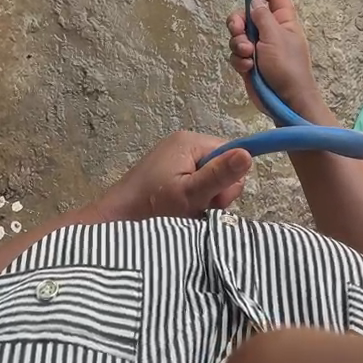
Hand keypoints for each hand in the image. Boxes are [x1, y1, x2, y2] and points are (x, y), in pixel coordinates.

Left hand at [96, 131, 251, 220]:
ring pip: (211, 181)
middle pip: (223, 167)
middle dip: (216, 193)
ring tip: (185, 212)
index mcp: (189, 141)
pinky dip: (193, 202)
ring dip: (205, 201)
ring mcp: (177, 160)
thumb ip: (219, 176)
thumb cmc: (151, 207)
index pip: (232, 151)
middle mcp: (184, 145)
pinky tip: (180, 212)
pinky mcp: (171, 174)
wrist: (114, 222)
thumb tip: (249, 154)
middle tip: (196, 207)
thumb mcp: (190, 194)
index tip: (215, 197)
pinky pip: (197, 186)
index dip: (229, 178)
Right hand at [227, 0, 332, 123]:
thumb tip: (255, 1)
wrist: (286, 101)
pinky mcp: (249, 62)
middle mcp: (270, 31)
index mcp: (283, 20)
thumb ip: (262, 16)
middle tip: (238, 31)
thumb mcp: (275, 37)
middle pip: (247, 14)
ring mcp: (258, 47)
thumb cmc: (287, 67)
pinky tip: (247, 68)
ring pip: (237, 35)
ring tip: (248, 56)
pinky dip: (239, 60)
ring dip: (238, 44)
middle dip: (238, 22)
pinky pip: (236, 53)